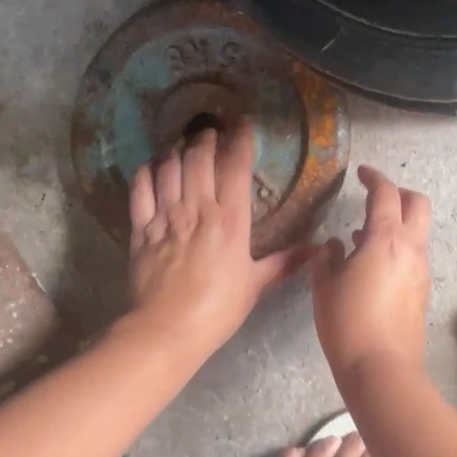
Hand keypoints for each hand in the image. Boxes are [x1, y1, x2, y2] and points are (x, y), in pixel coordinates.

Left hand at [126, 123, 310, 357]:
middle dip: (206, 139)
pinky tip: (152, 167)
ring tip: (183, 144)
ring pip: (170, 168)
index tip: (244, 125)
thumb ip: (284, 262)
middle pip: (199, 159)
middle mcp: (198, 210)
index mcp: (230, 220)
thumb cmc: (218, 309)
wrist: (167, 331)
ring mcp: (166, 217)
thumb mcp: (255, 284)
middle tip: (211, 132)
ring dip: (177, 151)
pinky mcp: (141, 230)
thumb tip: (316, 250)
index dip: (240, 140)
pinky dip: (146, 173)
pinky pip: (140, 191)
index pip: (236, 166)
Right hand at [311, 166, 432, 383]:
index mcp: (386, 238)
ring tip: (362, 238)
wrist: (382, 370)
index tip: (362, 173)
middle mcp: (410, 248)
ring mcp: (420, 271)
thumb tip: (336, 245)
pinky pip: (413, 256)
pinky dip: (397, 248)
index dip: (374, 177)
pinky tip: (371, 267)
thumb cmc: (347, 323)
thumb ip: (327, 258)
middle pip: (417, 204)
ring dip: (396, 224)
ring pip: (416, 231)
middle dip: (398, 193)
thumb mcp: (324, 286)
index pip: (385, 193)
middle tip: (374, 198)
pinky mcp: (421, 292)